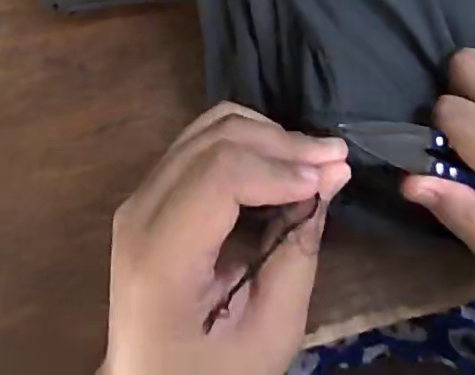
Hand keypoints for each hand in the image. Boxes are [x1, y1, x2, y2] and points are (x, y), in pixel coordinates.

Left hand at [102, 102, 350, 374]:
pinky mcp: (153, 188)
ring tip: (313, 158)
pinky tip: (280, 161)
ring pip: (211, 125)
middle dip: (283, 143)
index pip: (219, 174)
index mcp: (159, 256)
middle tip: (334, 156)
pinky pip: (204, 138)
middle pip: (217, 139)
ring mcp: (142, 194)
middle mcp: (140, 210)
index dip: (279, 167)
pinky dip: (249, 139)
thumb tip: (333, 175)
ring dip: (268, 134)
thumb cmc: (211, 374)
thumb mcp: (268, 335)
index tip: (328, 175)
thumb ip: (298, 252)